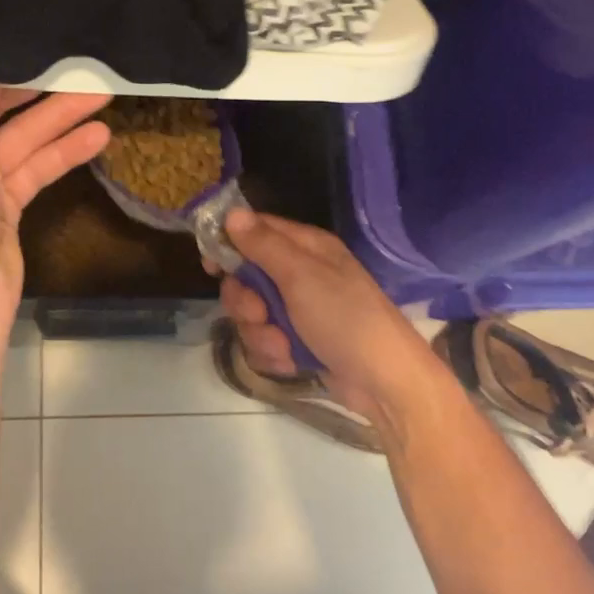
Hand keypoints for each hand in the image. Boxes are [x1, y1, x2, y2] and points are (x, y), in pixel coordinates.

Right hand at [219, 210, 440, 424]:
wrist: (382, 380)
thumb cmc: (345, 318)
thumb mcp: (302, 275)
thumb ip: (263, 245)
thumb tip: (232, 213)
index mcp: (306, 248)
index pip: (255, 232)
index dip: (229, 246)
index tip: (211, 266)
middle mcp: (300, 275)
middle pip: (246, 279)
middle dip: (246, 303)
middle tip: (261, 314)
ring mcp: (298, 311)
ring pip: (251, 316)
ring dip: (261, 335)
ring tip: (284, 346)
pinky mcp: (297, 342)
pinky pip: (264, 342)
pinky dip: (273, 354)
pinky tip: (291, 362)